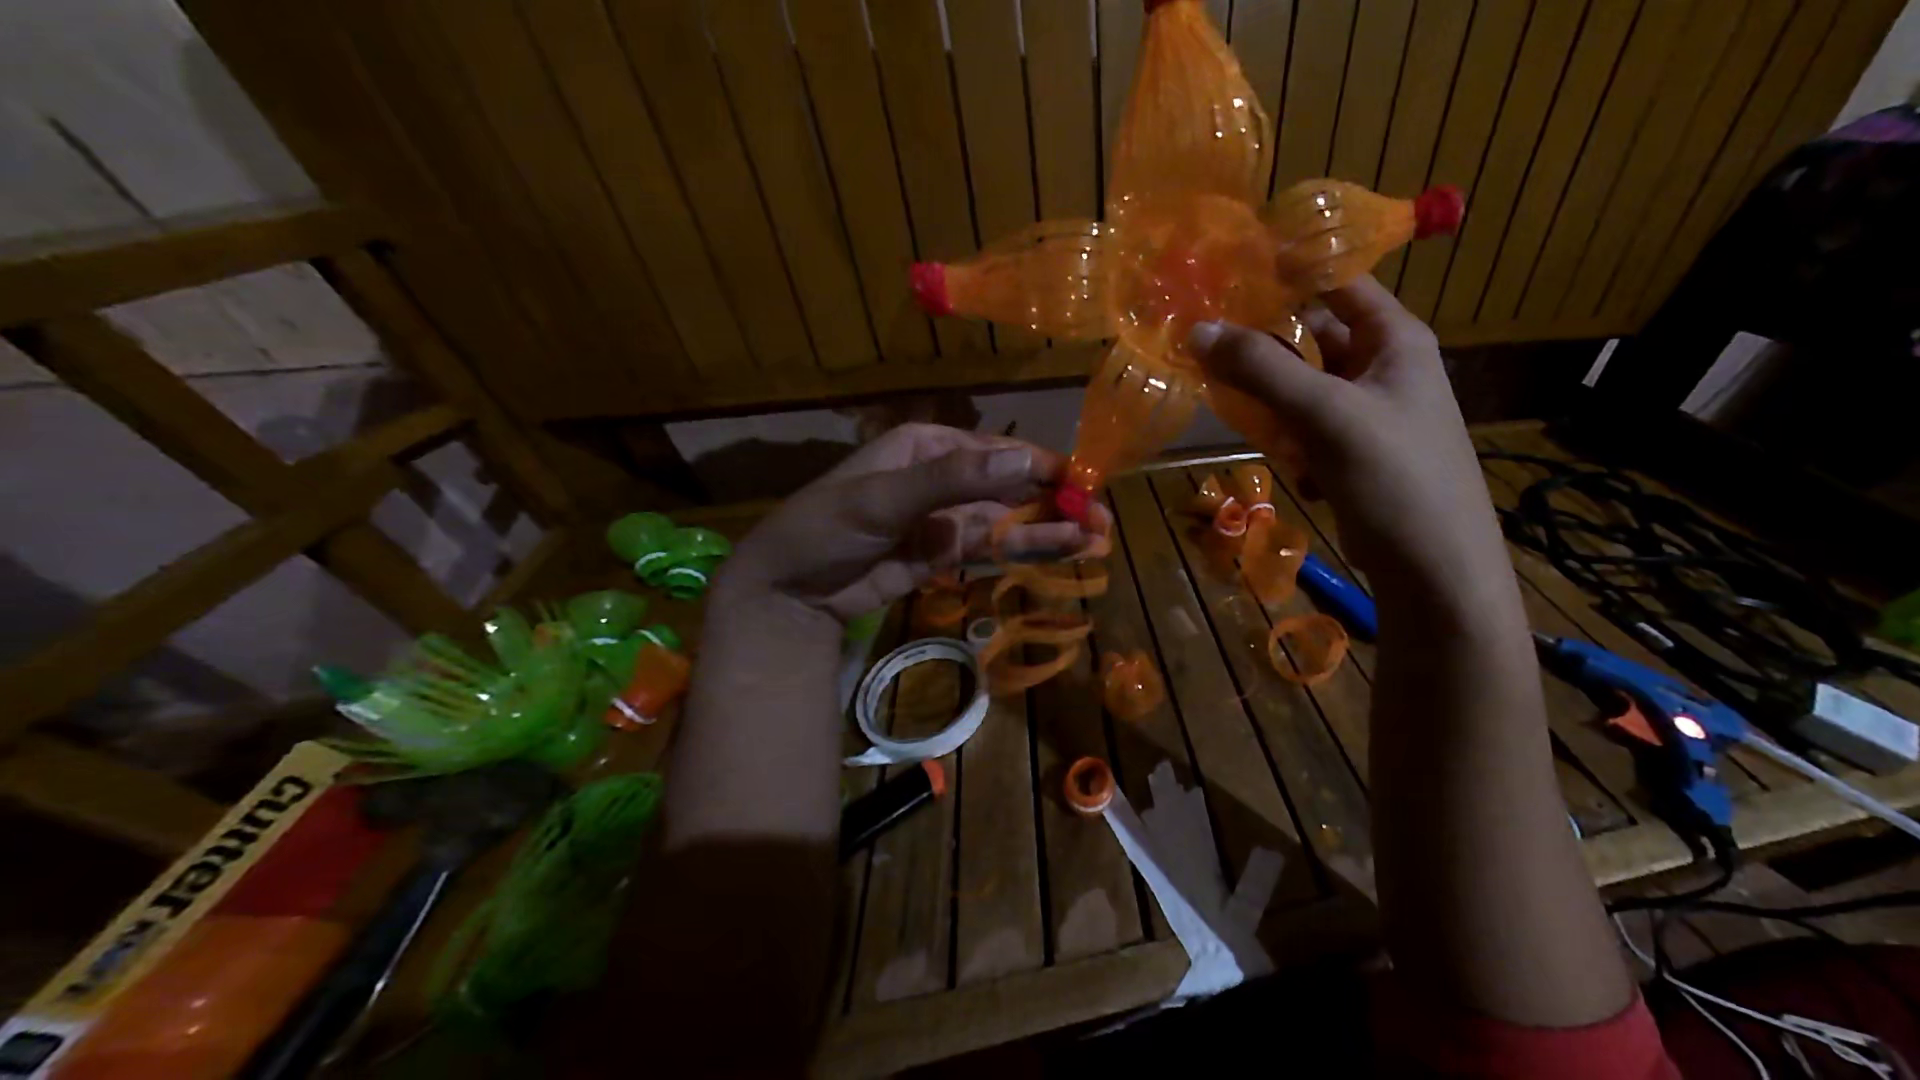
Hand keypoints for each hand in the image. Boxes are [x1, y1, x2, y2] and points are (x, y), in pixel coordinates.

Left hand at [717, 423, 1107, 621]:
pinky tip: (1059, 553)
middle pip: (1009, 486)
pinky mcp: (942, 555)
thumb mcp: (884, 497)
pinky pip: (989, 548)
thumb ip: (954, 479)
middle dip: (1055, 502)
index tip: (1084, 485)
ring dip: (1048, 530)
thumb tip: (1026, 462)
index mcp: (926, 446)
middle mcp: (941, 476)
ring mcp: (943, 519)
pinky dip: (1022, 551)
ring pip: (1005, 520)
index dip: (1042, 468)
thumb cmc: (825, 528)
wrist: (788, 590)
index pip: (996, 452)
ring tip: (1096, 541)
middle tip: (1103, 521)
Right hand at [1188, 276, 1503, 589]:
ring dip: (1264, 392)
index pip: (1337, 282)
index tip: (1226, 270)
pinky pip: (1300, 423)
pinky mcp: (1346, 450)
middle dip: (1261, 339)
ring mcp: (1363, 410)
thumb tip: (1197, 330)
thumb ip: (1261, 369)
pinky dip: (1280, 432)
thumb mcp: (1324, 412)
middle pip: (1310, 334)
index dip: (1287, 271)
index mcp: (1393, 339)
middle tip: (1203, 336)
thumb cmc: (1393, 474)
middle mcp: (1380, 366)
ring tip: (1223, 395)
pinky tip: (1274, 454)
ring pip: (1298, 383)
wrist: (1431, 565)